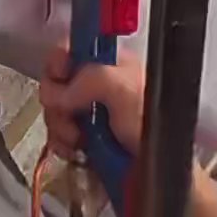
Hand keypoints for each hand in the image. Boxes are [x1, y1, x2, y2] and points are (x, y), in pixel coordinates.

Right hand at [40, 42, 144, 161]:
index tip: (61, 77)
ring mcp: (91, 113)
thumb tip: (58, 94)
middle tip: (72, 115)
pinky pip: (58, 135)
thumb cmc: (153, 126)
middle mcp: (98, 86)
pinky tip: (75, 150)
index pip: (71, 48)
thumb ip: (88, 79)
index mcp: (111, 63)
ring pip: (55, 111)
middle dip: (57, 102)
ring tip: (79, 138)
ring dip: (60, 127)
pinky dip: (62, 144)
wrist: (161, 168)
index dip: (59, 61)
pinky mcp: (86, 138)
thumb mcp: (124, 90)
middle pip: (56, 82)